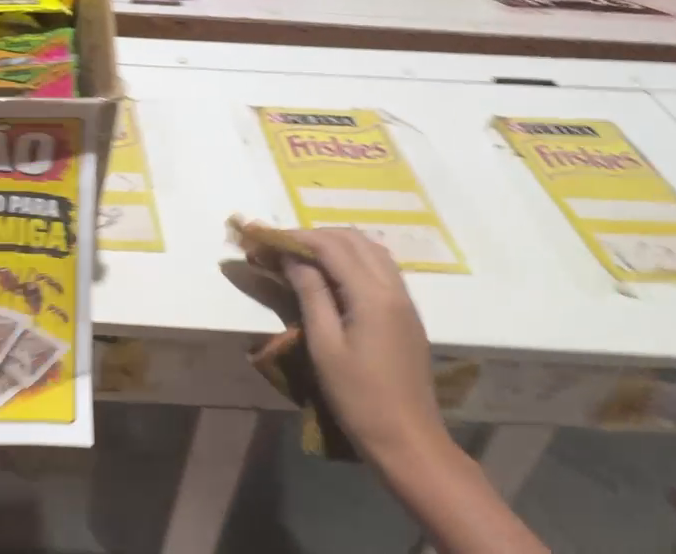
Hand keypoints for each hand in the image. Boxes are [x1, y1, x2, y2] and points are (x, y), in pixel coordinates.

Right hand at [278, 228, 450, 467]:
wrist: (409, 440)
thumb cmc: (359, 396)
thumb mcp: (324, 345)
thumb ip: (310, 293)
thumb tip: (292, 257)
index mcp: (372, 295)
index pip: (331, 246)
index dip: (296, 236)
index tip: (266, 238)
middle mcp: (393, 288)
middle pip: (353, 239)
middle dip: (315, 235)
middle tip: (282, 246)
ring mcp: (404, 300)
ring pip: (371, 249)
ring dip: (336, 244)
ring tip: (303, 256)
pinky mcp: (406, 313)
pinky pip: (380, 267)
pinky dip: (353, 258)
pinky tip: (332, 274)